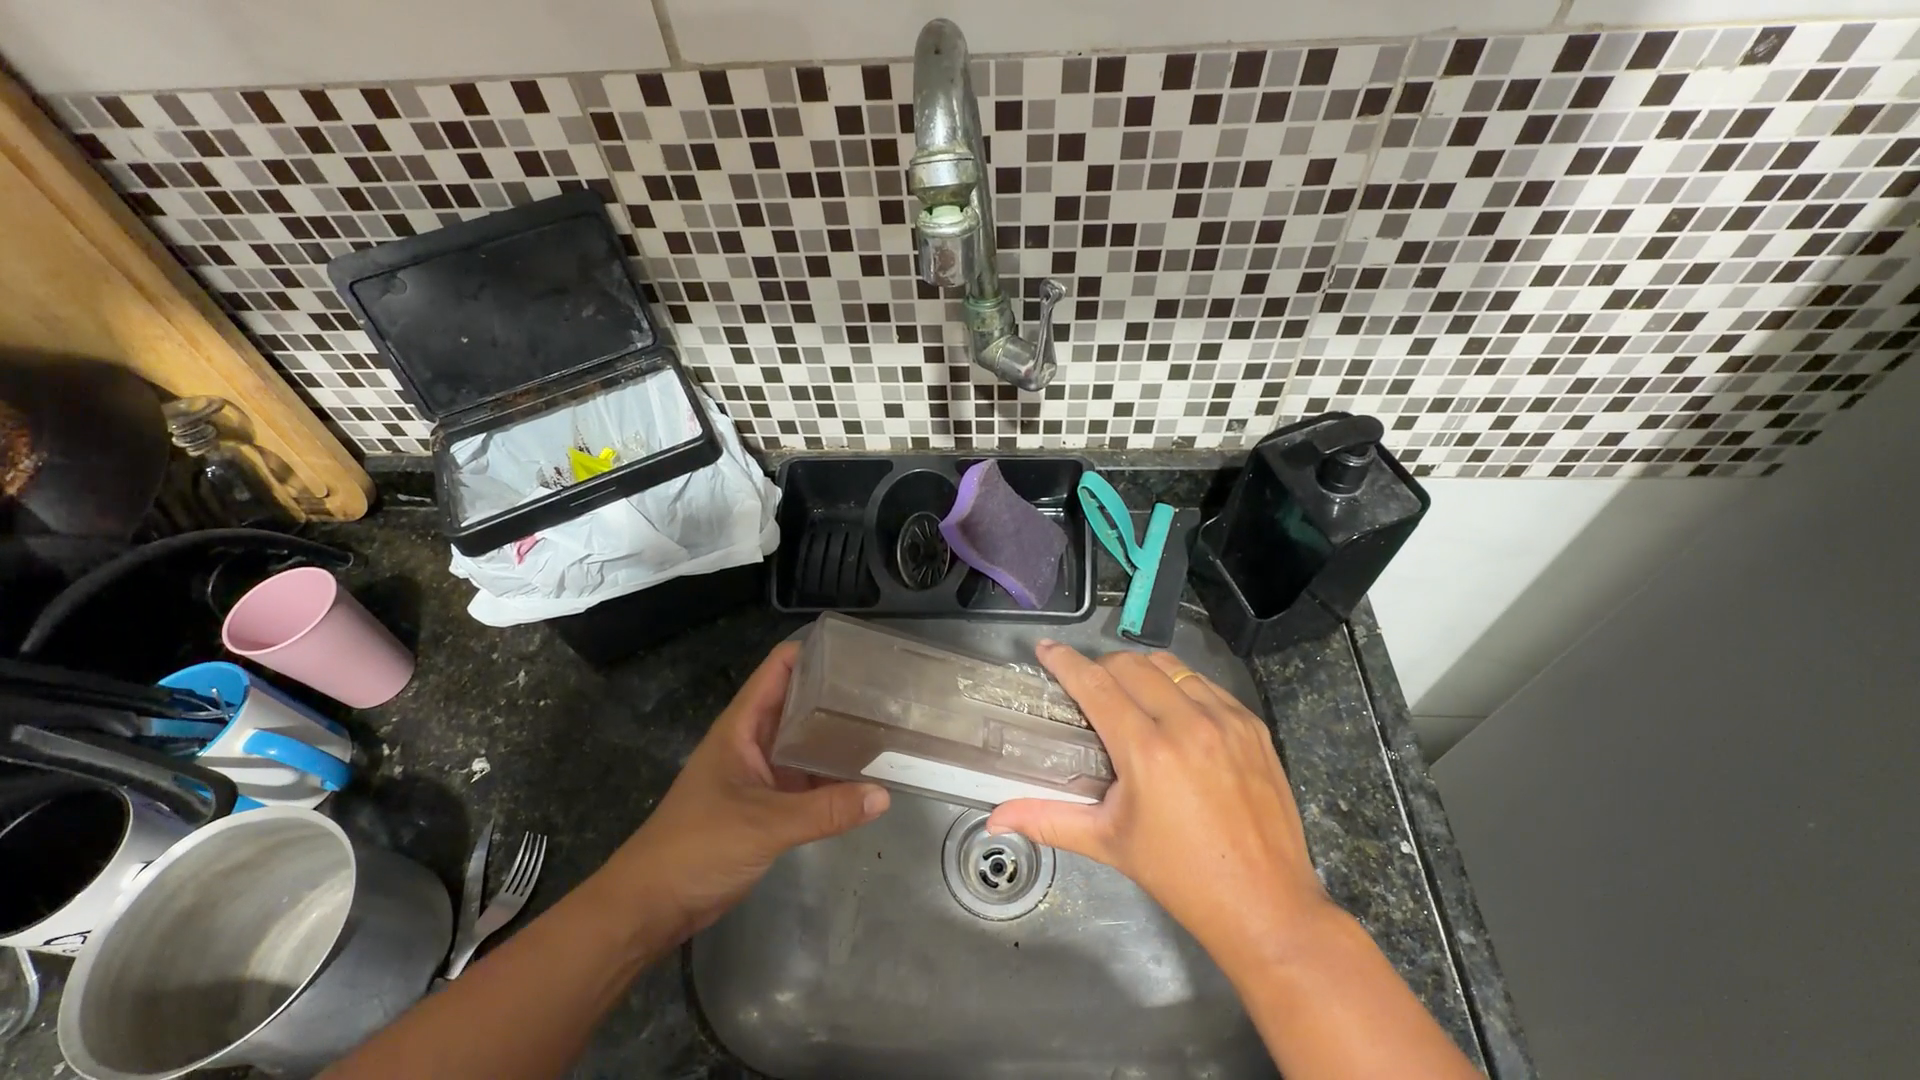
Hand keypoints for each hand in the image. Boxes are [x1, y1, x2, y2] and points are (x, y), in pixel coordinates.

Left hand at [610, 642, 888, 934]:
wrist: (652, 903)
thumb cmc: (697, 846)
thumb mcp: (765, 824)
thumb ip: (826, 810)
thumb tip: (884, 795)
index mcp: (741, 727)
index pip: (779, 669)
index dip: (814, 651)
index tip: (859, 650)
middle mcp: (752, 743)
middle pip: (797, 704)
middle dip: (836, 694)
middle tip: (887, 691)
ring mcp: (758, 776)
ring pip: (803, 744)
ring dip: (835, 737)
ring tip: (885, 727)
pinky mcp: (765, 808)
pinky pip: (805, 781)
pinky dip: (831, 778)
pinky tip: (864, 779)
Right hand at [987, 642, 1331, 961]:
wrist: (1264, 903)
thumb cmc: (1179, 876)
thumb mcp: (1108, 843)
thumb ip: (1048, 819)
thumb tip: (995, 818)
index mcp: (1147, 751)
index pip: (1095, 684)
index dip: (1065, 662)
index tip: (1046, 649)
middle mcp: (1188, 723)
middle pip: (1130, 665)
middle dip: (1100, 666)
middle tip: (1086, 686)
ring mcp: (1227, 720)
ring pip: (1171, 666)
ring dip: (1140, 671)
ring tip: (1128, 695)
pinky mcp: (1253, 726)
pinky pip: (1206, 684)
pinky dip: (1180, 687)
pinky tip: (1172, 713)